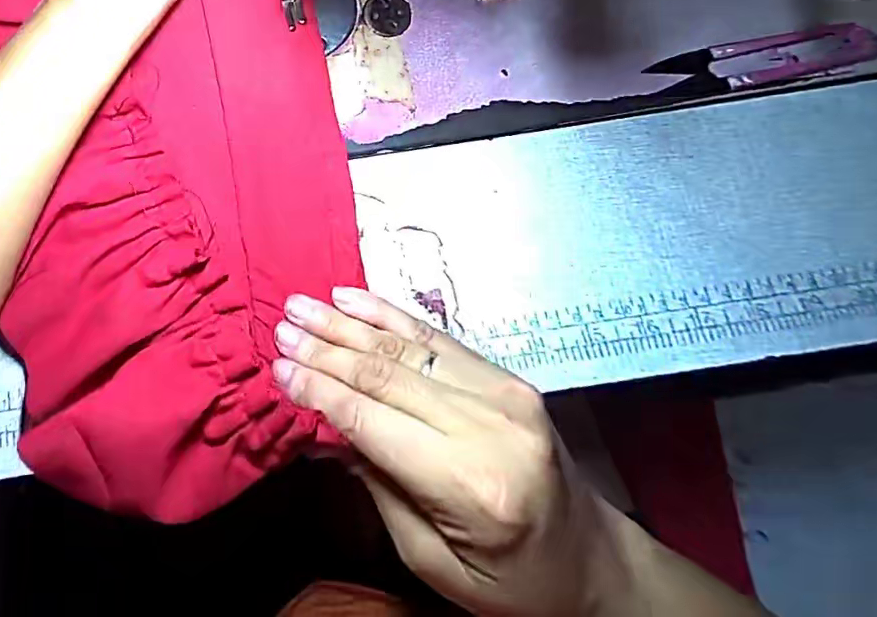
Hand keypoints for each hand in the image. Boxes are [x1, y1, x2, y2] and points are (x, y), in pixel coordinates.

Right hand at [272, 289, 626, 616]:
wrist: (599, 564)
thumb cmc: (512, 579)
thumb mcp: (434, 561)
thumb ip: (377, 487)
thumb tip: (322, 425)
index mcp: (470, 485)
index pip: (369, 419)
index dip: (318, 390)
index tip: (278, 368)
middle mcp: (488, 428)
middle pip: (381, 375)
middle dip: (322, 351)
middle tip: (279, 330)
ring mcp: (502, 393)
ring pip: (402, 348)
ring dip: (343, 324)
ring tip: (299, 306)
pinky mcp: (505, 376)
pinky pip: (433, 336)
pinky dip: (385, 314)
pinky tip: (349, 297)